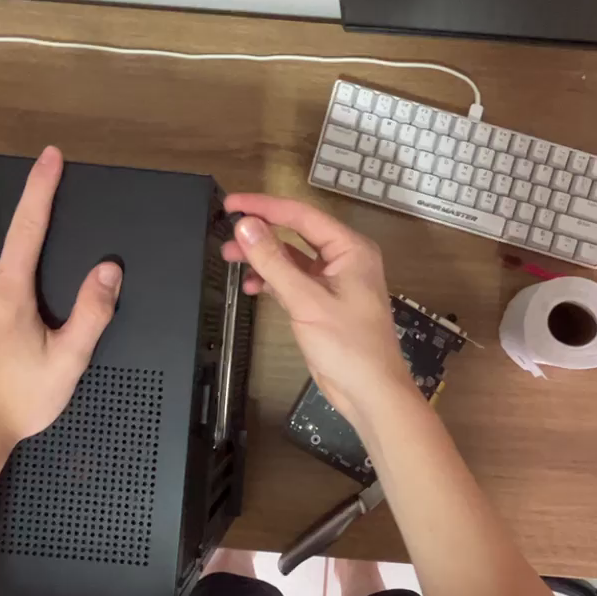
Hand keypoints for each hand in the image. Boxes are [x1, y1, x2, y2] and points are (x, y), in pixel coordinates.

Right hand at [219, 194, 415, 426]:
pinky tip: (252, 286)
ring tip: (230, 259)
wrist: (370, 391)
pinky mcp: (324, 302)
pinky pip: (294, 281)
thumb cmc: (349, 346)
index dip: (264, 207)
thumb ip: (274, 262)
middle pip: (296, 234)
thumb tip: (247, 226)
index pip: (301, 216)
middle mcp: (344, 259)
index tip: (232, 204)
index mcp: (350, 249)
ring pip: (292, 258)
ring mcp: (334, 281)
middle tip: (226, 235)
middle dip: (260, 234)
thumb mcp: (306, 300)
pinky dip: (273, 281)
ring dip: (263, 259)